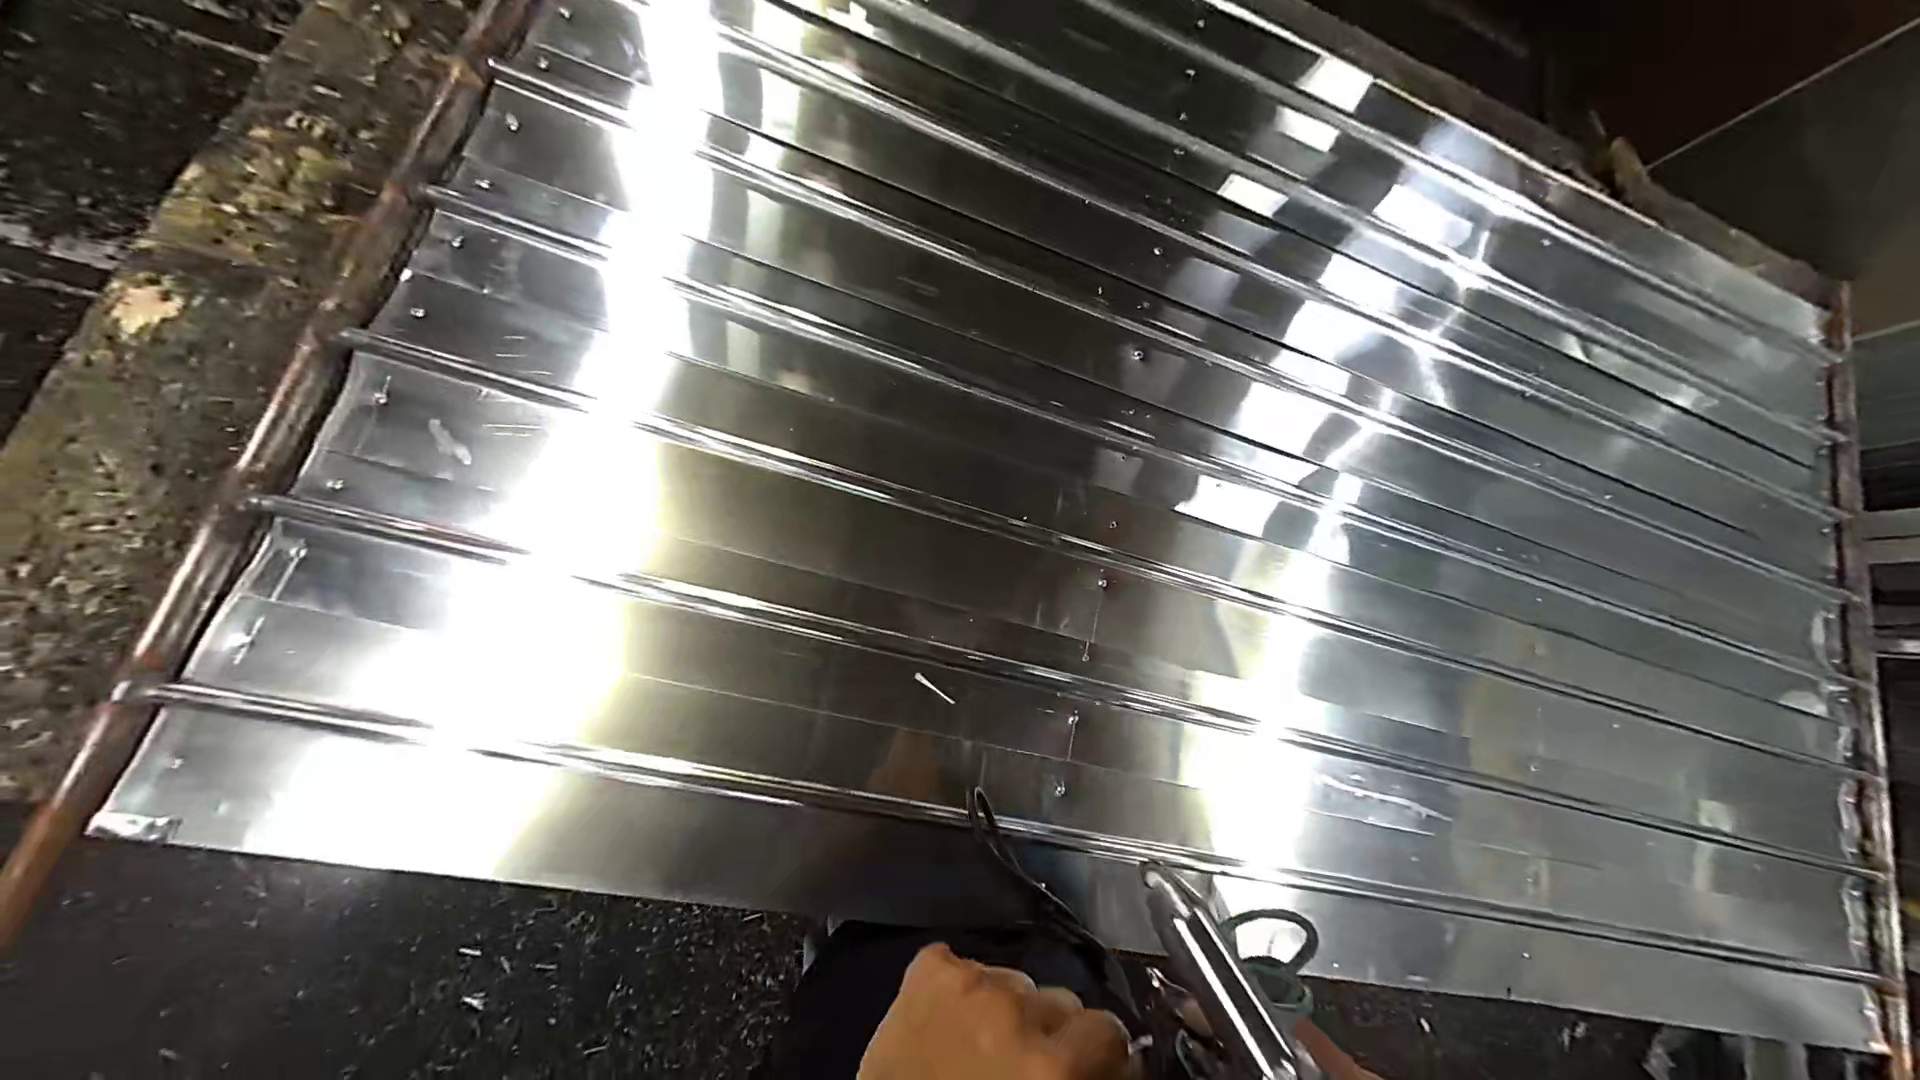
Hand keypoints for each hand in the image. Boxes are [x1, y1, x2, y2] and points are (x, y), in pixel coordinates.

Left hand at [858, 943, 1137, 1079]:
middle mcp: (1015, 1009)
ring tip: (980, 1042)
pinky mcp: (930, 967)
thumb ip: (1079, 1077)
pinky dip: (959, 987)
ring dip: (1007, 1006)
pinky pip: (962, 962)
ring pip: (1015, 979)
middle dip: (1051, 1028)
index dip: (1100, 1050)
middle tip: (1026, 1060)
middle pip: (1061, 998)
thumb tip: (1120, 1062)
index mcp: (1049, 1064)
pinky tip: (947, 1018)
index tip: (1089, 1062)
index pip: (1106, 1029)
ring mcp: (969, 980)